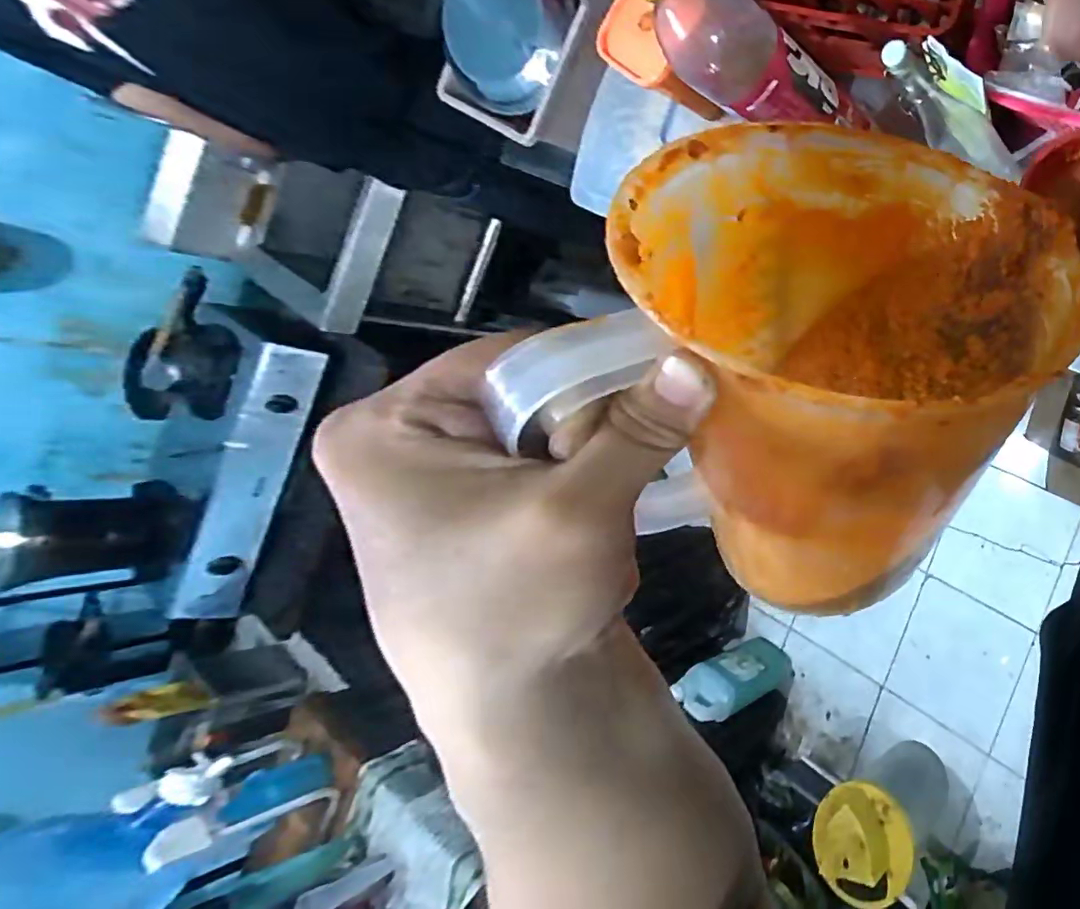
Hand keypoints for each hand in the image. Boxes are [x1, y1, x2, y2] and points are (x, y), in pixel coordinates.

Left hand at [312, 332, 713, 721]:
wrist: (526, 721)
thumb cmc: (522, 613)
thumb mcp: (581, 510)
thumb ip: (639, 429)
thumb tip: (694, 361)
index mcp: (385, 427)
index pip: (509, 357)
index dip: (586, 369)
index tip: (654, 384)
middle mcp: (403, 441)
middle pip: (528, 388)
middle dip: (589, 419)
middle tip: (628, 459)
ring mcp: (442, 476)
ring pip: (546, 423)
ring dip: (597, 447)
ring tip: (612, 493)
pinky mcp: (482, 505)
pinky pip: (547, 457)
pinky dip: (589, 469)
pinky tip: (604, 503)